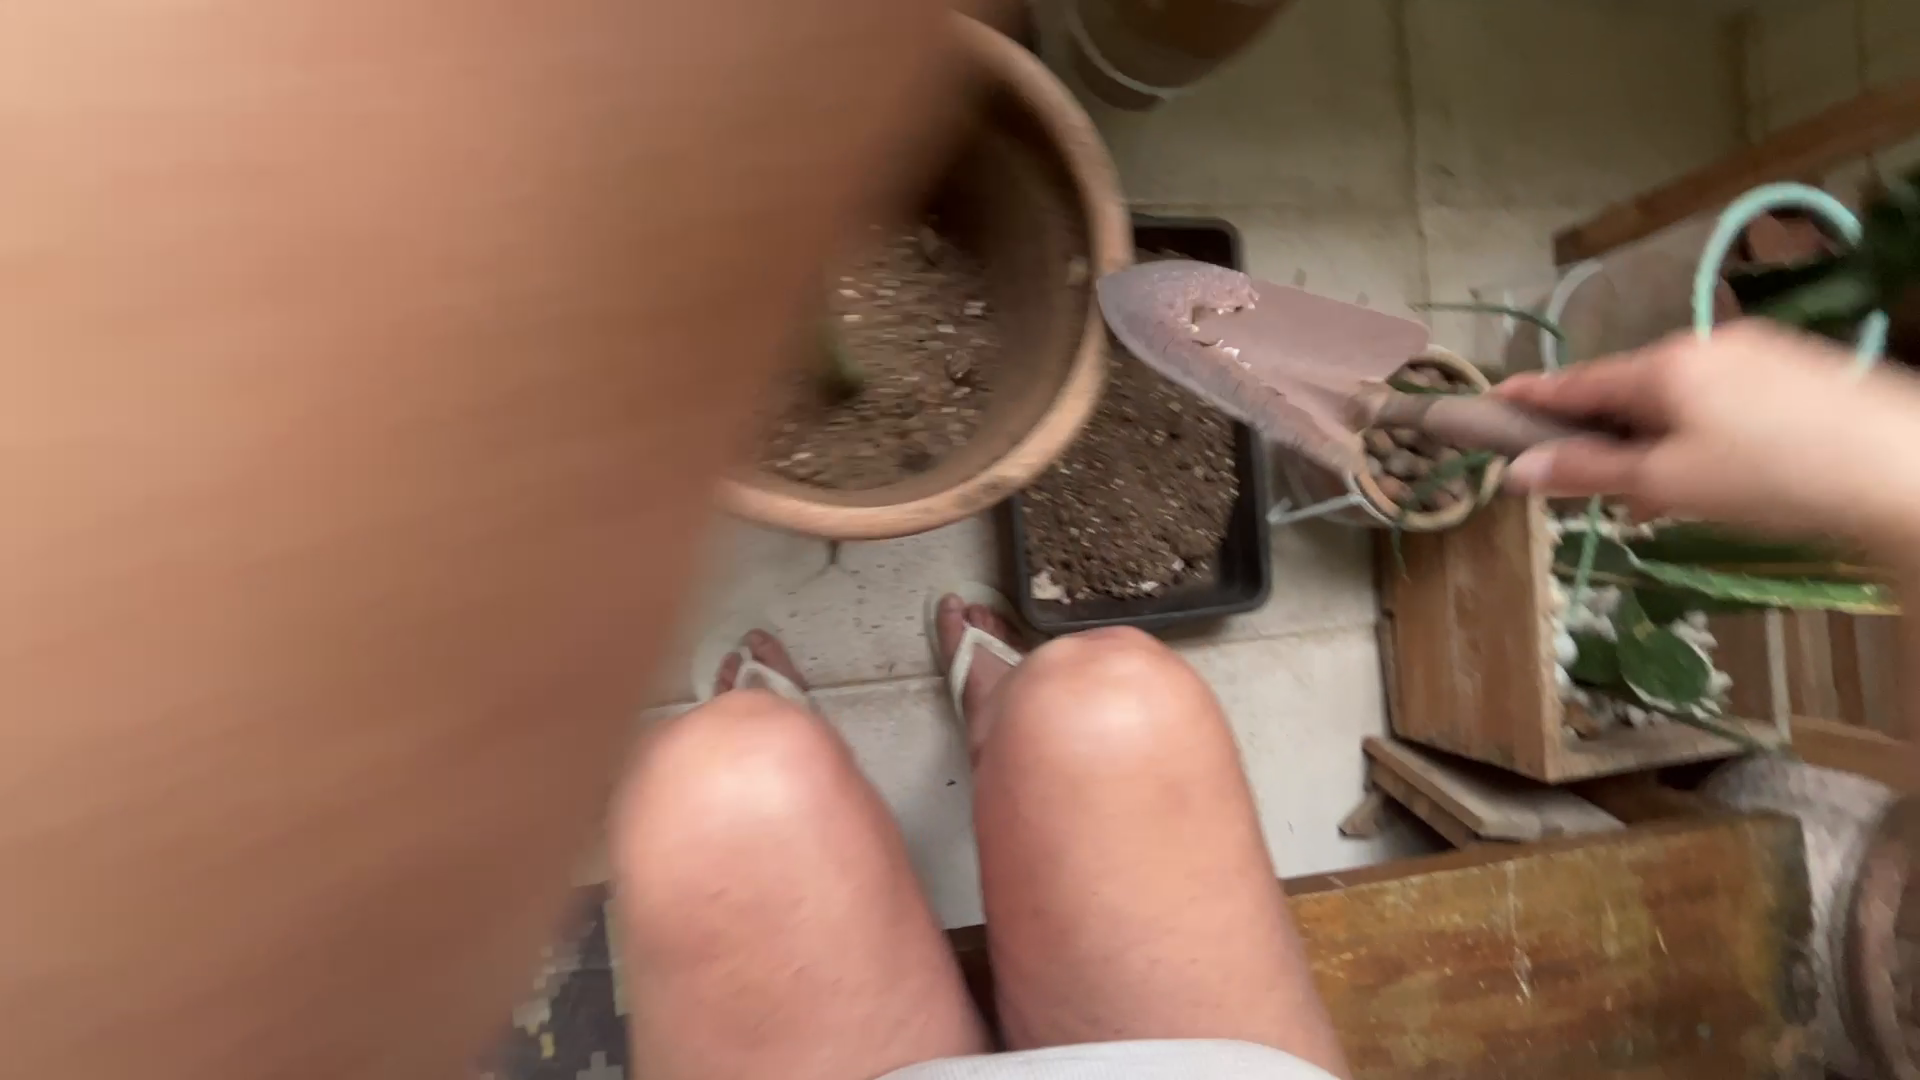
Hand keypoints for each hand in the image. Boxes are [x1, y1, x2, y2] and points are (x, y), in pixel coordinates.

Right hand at [1496, 320, 1919, 549]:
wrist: (1917, 473)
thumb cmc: (1771, 474)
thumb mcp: (1662, 480)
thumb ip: (1584, 472)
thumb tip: (1513, 472)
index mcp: (1664, 366)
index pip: (1574, 381)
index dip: (1528, 394)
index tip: (1490, 399)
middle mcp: (1706, 348)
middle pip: (1625, 390)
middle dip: (1600, 433)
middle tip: (1588, 478)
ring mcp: (1760, 355)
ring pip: (1674, 399)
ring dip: (1649, 440)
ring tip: (1654, 490)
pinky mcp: (1801, 372)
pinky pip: (1719, 399)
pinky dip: (1694, 433)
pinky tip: (1710, 472)